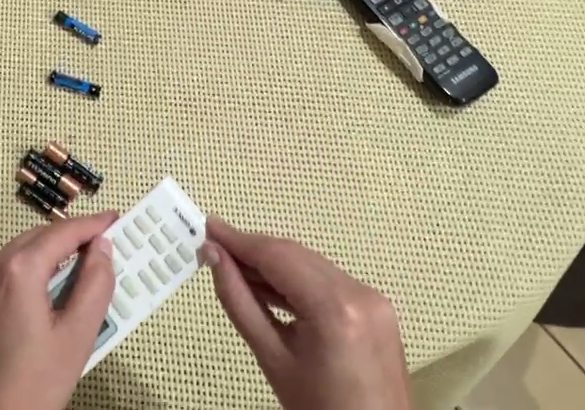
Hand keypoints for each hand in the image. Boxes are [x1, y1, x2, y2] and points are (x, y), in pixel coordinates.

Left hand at [0, 213, 119, 409]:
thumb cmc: (34, 385)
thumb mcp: (76, 338)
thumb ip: (94, 286)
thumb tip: (102, 248)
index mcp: (18, 269)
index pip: (62, 233)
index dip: (91, 224)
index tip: (115, 219)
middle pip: (39, 238)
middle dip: (72, 238)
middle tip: (105, 245)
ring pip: (20, 252)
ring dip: (50, 253)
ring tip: (82, 266)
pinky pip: (5, 271)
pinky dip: (29, 270)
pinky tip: (47, 289)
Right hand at [203, 217, 412, 409]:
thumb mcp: (272, 358)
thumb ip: (238, 300)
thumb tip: (213, 256)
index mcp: (334, 307)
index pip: (277, 256)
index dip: (238, 240)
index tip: (208, 226)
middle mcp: (359, 292)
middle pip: (294, 255)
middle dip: (253, 250)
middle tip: (214, 248)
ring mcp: (373, 299)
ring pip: (309, 264)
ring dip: (272, 263)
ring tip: (234, 268)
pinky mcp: (376, 307)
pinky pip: (327, 280)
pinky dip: (296, 279)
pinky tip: (269, 286)